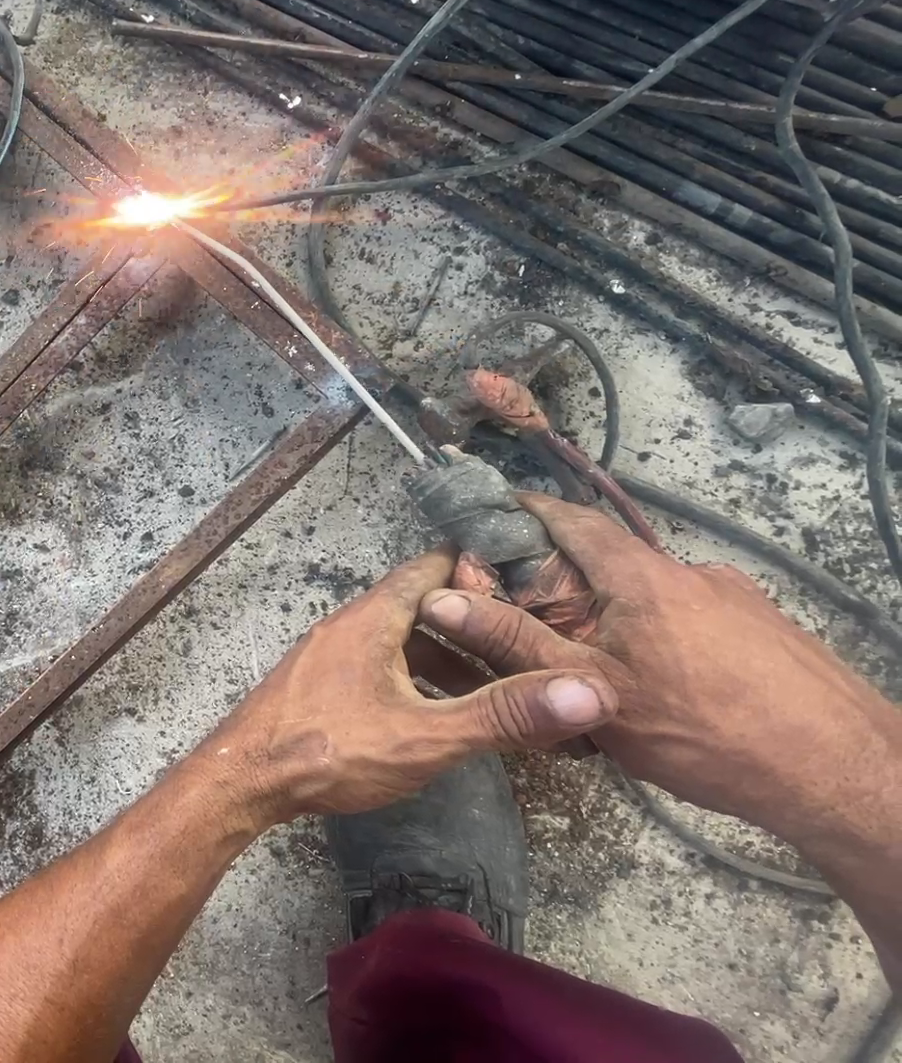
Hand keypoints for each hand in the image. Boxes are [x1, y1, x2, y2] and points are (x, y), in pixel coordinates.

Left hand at [193, 547, 617, 822]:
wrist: (243, 779)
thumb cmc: (329, 750)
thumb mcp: (425, 736)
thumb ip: (503, 715)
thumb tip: (592, 691)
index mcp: (369, 620)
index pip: (427, 570)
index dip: (476, 567)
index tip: (530, 576)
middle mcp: (344, 627)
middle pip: (417, 608)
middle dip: (472, 624)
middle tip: (530, 645)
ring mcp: (325, 656)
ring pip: (395, 642)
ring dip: (443, 660)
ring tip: (496, 692)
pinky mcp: (316, 684)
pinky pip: (375, 666)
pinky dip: (412, 679)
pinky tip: (435, 715)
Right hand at [418, 493, 899, 833]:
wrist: (856, 782)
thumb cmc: (705, 730)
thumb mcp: (589, 687)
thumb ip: (513, 640)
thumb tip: (437, 599)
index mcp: (644, 578)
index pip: (574, 520)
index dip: (527, 510)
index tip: (488, 512)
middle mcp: (693, 575)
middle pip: (610, 561)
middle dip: (563, 580)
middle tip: (525, 617)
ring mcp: (740, 601)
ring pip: (651, 595)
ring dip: (614, 615)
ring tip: (590, 665)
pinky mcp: (770, 631)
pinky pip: (691, 619)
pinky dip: (656, 635)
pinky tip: (656, 684)